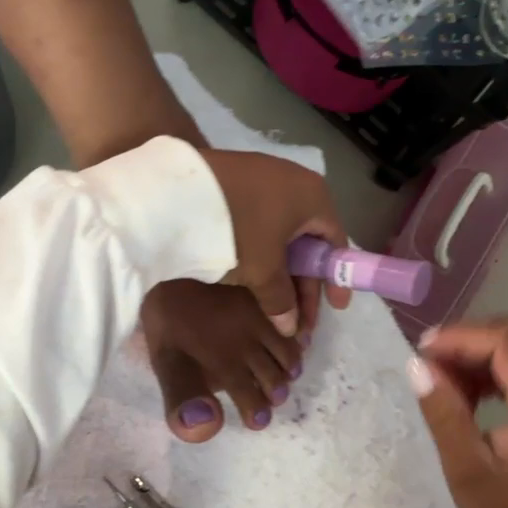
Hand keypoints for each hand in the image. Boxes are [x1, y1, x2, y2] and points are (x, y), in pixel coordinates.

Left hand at [142, 149, 349, 441]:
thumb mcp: (263, 271)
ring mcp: (261, 179)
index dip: (334, 279)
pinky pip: (259, 224)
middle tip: (300, 320)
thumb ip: (282, 301)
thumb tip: (290, 328)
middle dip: (304, 284)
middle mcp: (293, 181)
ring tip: (276, 306)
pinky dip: (261, 254)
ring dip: (281, 273)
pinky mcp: (233, 184)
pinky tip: (254, 278)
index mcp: (313, 196)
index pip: (335, 242)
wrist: (172, 194)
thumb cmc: (235, 232)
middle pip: (308, 241)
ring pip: (281, 235)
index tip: (334, 307)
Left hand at [143, 280, 301, 438]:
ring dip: (288, 368)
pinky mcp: (265, 294)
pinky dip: (296, 335)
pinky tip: (290, 341)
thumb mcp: (166, 362)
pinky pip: (292, 319)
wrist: (165, 265)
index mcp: (227, 364)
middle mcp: (251, 345)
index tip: (257, 419)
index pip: (253, 400)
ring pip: (288, 353)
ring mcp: (261, 318)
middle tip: (273, 398)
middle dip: (275, 392)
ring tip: (284, 375)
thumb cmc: (165, 319)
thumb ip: (184, 399)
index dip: (257, 412)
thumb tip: (206, 429)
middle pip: (275, 379)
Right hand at [408, 321, 507, 507]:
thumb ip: (444, 414)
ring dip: (476, 358)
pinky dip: (492, 372)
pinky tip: (466, 395)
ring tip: (440, 385)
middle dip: (465, 345)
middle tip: (424, 368)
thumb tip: (416, 365)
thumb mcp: (466, 470)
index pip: (505, 343)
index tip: (419, 353)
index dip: (460, 339)